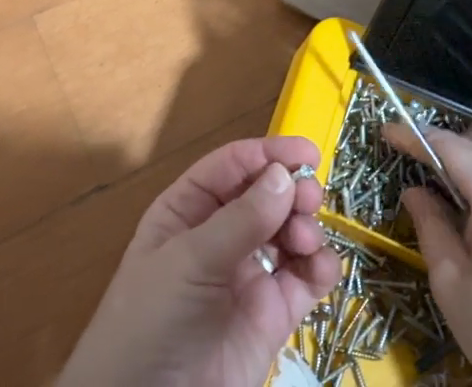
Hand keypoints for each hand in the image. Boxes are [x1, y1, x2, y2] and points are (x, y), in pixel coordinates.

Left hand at [57, 136, 339, 386]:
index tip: (306, 152)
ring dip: (306, 226)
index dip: (267, 154)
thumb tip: (283, 176)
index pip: (230, 168)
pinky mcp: (273, 314)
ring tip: (305, 240)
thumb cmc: (150, 319)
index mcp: (186, 211)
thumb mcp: (188, 261)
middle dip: (291, 190)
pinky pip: (305, 278)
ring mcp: (248, 274)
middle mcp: (219, 236)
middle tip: (309, 197)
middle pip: (266, 196)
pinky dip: (321, 265)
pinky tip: (321, 265)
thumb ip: (239, 220)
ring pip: (289, 232)